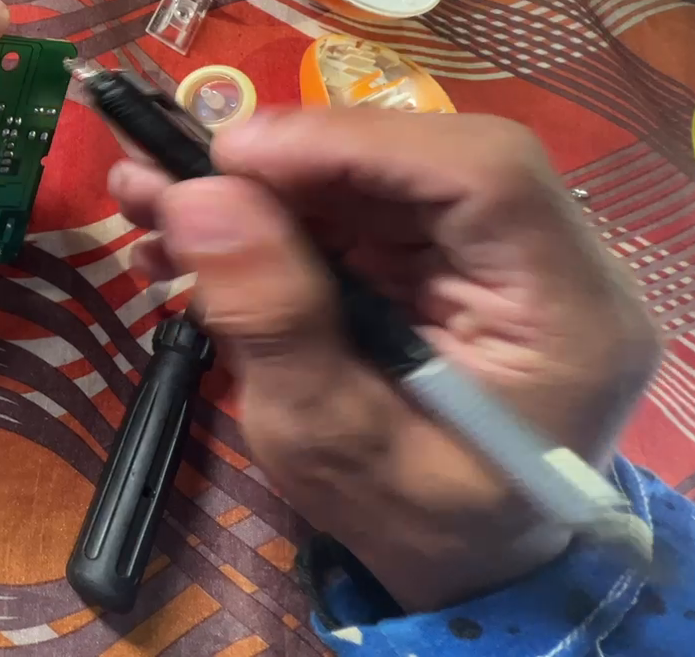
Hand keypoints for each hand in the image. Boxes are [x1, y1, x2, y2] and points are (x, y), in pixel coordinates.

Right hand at [110, 109, 659, 611]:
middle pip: (398, 157)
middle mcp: (520, 257)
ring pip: (344, 170)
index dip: (346, 143)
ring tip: (139, 195)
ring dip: (232, 179)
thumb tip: (196, 196)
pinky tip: (169, 239)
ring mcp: (458, 251)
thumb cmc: (402, 511)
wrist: (442, 551)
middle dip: (267, 159)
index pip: (476, 173)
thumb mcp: (324, 433)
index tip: (227, 156)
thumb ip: (270, 317)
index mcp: (555, 310)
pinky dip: (235, 210)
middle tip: (160, 174)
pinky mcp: (402, 254)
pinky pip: (316, 203)